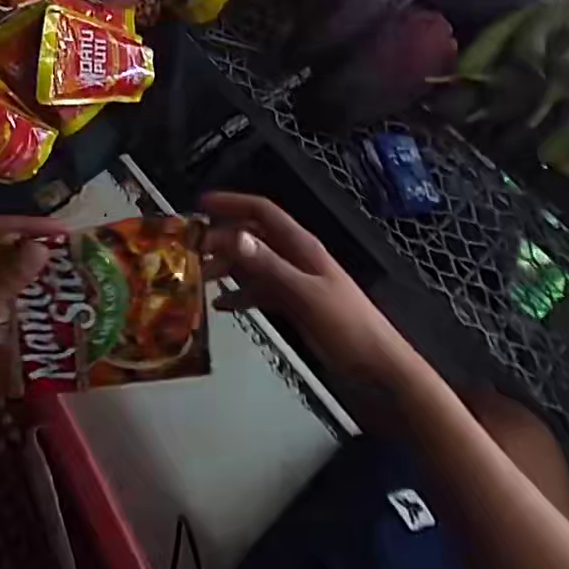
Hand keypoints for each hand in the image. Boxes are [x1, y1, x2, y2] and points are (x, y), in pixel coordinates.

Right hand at [199, 193, 423, 392]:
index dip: (233, 203)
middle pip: (255, 237)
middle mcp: (297, 257)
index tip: (200, 205)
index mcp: (302, 247)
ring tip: (200, 280)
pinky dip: (242, 295)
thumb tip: (234, 236)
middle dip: (224, 239)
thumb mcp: (304, 295)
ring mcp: (297, 281)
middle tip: (191, 253)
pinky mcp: (297, 304)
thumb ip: (270, 267)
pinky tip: (223, 306)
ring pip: (256, 265)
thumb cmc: (346, 326)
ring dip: (229, 268)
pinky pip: (263, 291)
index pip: (263, 212)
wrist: (376, 364)